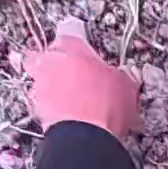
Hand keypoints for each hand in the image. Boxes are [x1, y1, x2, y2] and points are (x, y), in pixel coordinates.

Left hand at [23, 17, 140, 143]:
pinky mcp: (37, 110)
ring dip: (58, 87)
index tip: (90, 48)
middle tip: (80, 74)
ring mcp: (40, 86)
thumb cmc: (103, 105)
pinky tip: (74, 117)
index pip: (72, 30)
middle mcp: (49, 61)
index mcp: (69, 45)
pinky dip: (57, 108)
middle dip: (62, 62)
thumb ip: (125, 75)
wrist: (85, 138)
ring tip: (79, 101)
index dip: (83, 40)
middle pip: (51, 55)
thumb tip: (130, 74)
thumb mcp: (127, 86)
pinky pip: (46, 103)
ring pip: (45, 79)